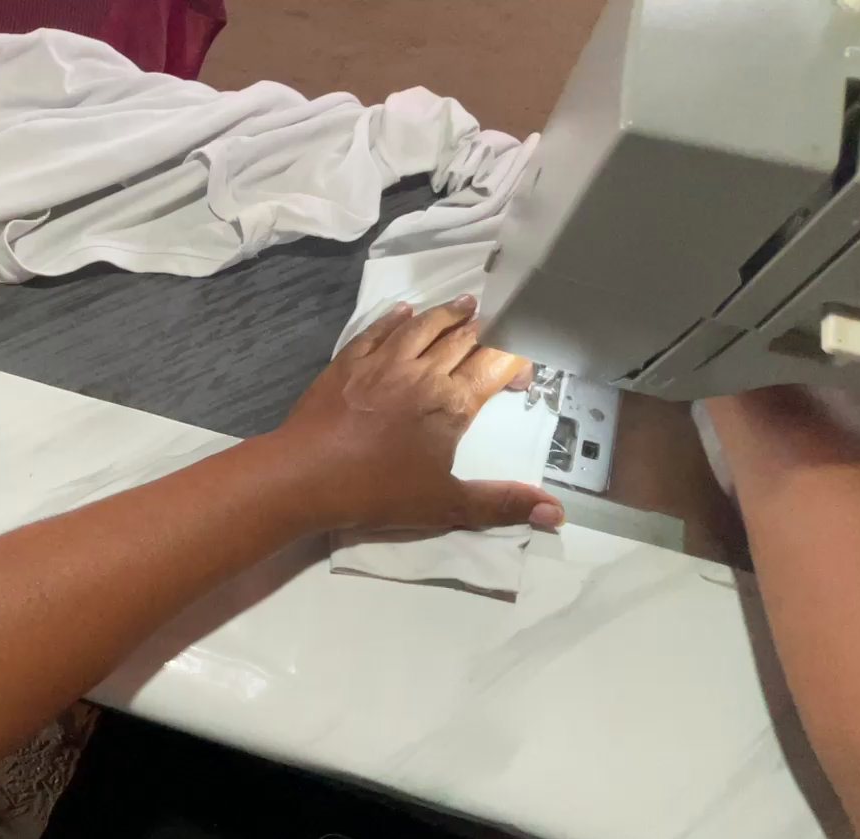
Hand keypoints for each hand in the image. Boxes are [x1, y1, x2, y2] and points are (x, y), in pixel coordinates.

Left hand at [267, 296, 563, 531]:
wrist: (304, 475)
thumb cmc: (375, 491)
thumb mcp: (442, 505)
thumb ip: (498, 504)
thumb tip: (556, 512)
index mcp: (451, 402)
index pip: (496, 364)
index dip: (516, 364)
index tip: (519, 380)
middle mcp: (421, 371)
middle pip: (462, 338)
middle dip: (485, 332)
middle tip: (495, 330)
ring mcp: (381, 362)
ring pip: (422, 326)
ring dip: (447, 314)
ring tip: (465, 304)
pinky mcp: (346, 363)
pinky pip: (376, 331)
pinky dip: (394, 318)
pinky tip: (403, 312)